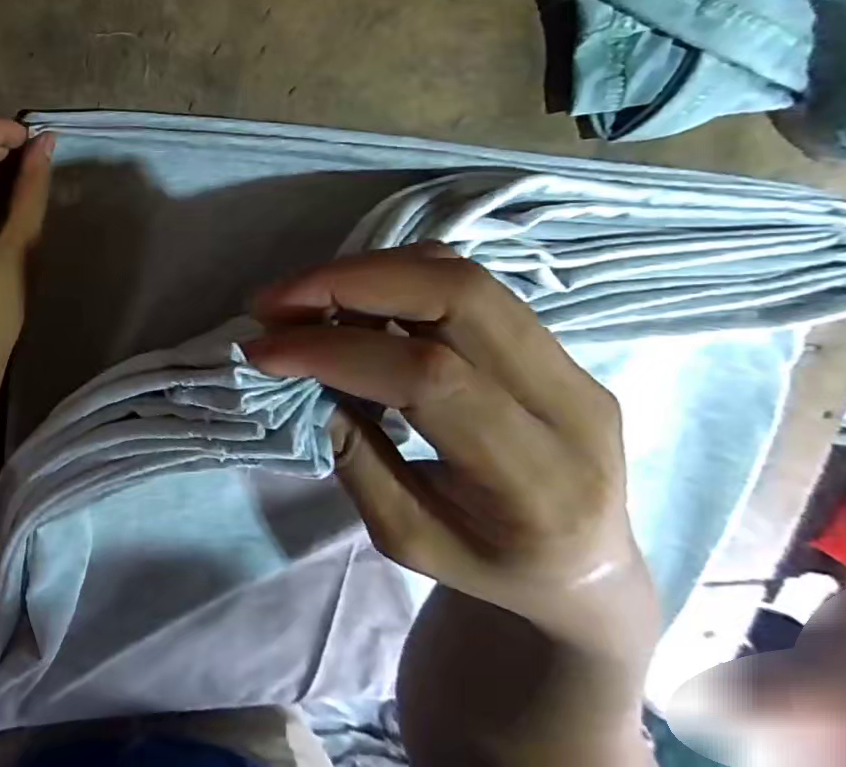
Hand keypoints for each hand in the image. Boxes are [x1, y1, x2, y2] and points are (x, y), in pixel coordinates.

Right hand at [245, 243, 655, 652]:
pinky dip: (387, 279)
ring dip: (362, 274)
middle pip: (457, 295)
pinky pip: (459, 281)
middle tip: (271, 304)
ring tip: (298, 302)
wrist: (582, 571)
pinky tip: (344, 306)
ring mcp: (570, 363)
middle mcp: (572, 406)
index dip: (335, 350)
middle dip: (347, 284)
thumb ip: (352, 453)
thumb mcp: (404, 534)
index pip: (431, 377)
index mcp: (539, 480)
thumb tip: (294, 375)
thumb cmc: (485, 566)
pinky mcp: (550, 342)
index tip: (262, 350)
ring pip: (458, 274)